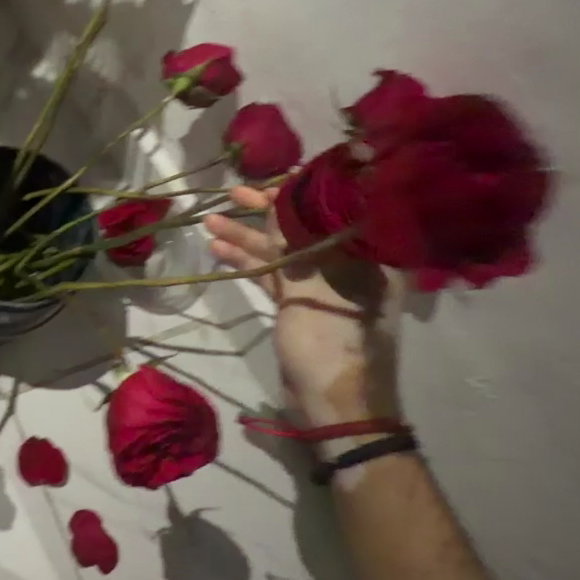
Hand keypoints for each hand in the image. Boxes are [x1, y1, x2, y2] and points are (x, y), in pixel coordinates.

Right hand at [204, 186, 402, 448]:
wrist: (336, 406)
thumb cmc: (335, 343)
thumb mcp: (315, 287)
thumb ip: (296, 245)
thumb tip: (281, 202)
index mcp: (369, 260)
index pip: (336, 211)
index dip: (304, 191)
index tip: (274, 174)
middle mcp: (349, 267)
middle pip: (303, 229)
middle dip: (266, 211)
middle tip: (233, 192)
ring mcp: (322, 288)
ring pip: (282, 252)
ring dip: (247, 237)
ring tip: (210, 219)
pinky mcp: (300, 306)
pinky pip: (271, 275)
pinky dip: (246, 262)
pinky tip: (217, 249)